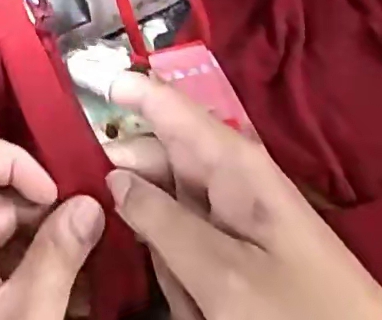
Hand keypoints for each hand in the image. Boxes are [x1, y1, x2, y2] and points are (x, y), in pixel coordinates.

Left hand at [0, 133, 105, 319]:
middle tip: (87, 242)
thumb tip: (92, 203)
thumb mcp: (26, 315)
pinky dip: (29, 268)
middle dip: (42, 210)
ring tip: (86, 277)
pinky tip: (67, 297)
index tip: (55, 199)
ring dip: (43, 244)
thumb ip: (59, 254)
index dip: (17, 163)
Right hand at [104, 72, 381, 319]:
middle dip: (136, 197)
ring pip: (162, 206)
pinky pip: (183, 241)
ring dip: (163, 248)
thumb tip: (113, 177)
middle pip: (152, 156)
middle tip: (127, 233)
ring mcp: (230, 210)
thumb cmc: (302, 319)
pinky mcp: (234, 245)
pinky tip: (201, 306)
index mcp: (229, 159)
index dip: (122, 87)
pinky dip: (181, 272)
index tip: (79, 84)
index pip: (163, 101)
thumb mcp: (223, 276)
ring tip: (192, 297)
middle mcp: (226, 173)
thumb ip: (159, 219)